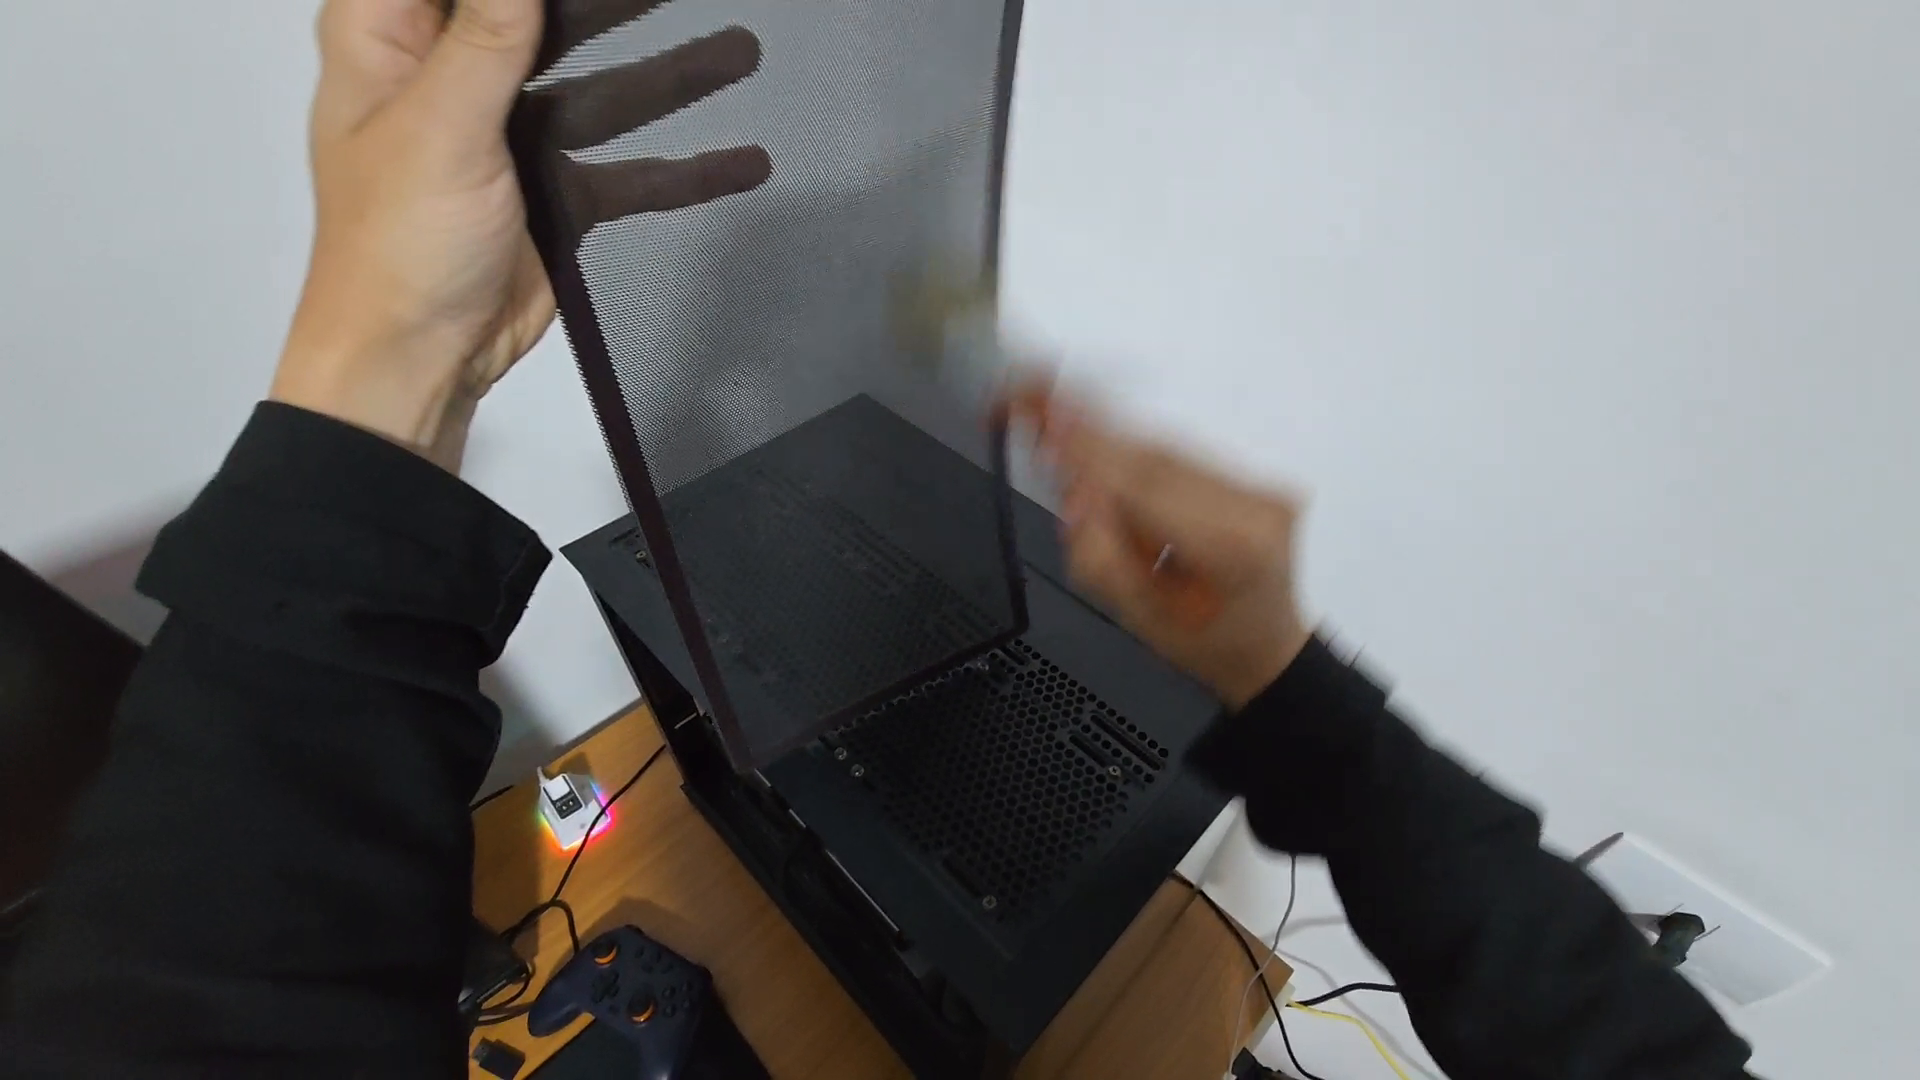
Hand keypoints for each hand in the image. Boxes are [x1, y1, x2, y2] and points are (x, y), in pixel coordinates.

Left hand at [272, 0, 770, 469]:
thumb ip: (488, 38)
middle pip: (550, 19)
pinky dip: (686, 173)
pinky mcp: (564, 196)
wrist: (426, 351)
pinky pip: (633, 174)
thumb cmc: (404, 235)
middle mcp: (462, 74)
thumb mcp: (441, 126)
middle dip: (617, 4)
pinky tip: (744, 164)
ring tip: (743, 53)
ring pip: (607, 92)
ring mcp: (520, 139)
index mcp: (399, 34)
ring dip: (675, 78)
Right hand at [1009, 384, 1312, 709]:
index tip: (1039, 415)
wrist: (1267, 645)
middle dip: (1083, 427)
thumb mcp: (1139, 619)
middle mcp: (1255, 504)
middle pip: (1150, 455)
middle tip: (1021, 392)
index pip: (1144, 485)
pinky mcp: (1253, 475)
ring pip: (1160, 448)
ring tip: (1050, 427)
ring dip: (1102, 442)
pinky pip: (1175, 455)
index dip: (1086, 447)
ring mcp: (1260, 485)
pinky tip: (1098, 459)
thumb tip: (1075, 495)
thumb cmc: (1202, 644)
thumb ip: (1101, 558)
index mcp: (1232, 550)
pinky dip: (1129, 455)